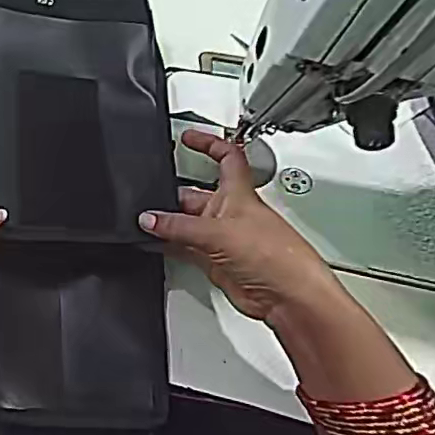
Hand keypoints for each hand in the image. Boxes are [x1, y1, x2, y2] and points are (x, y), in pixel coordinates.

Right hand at [138, 129, 341, 321]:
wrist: (288, 297)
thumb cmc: (278, 257)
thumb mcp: (219, 232)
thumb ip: (178, 226)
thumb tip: (149, 219)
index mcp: (239, 194)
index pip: (226, 158)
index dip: (207, 144)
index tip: (187, 137)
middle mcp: (230, 213)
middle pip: (194, 194)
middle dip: (171, 195)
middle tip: (148, 198)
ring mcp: (222, 238)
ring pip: (185, 223)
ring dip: (167, 223)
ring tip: (145, 222)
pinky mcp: (214, 260)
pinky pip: (183, 247)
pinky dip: (167, 244)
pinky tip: (153, 242)